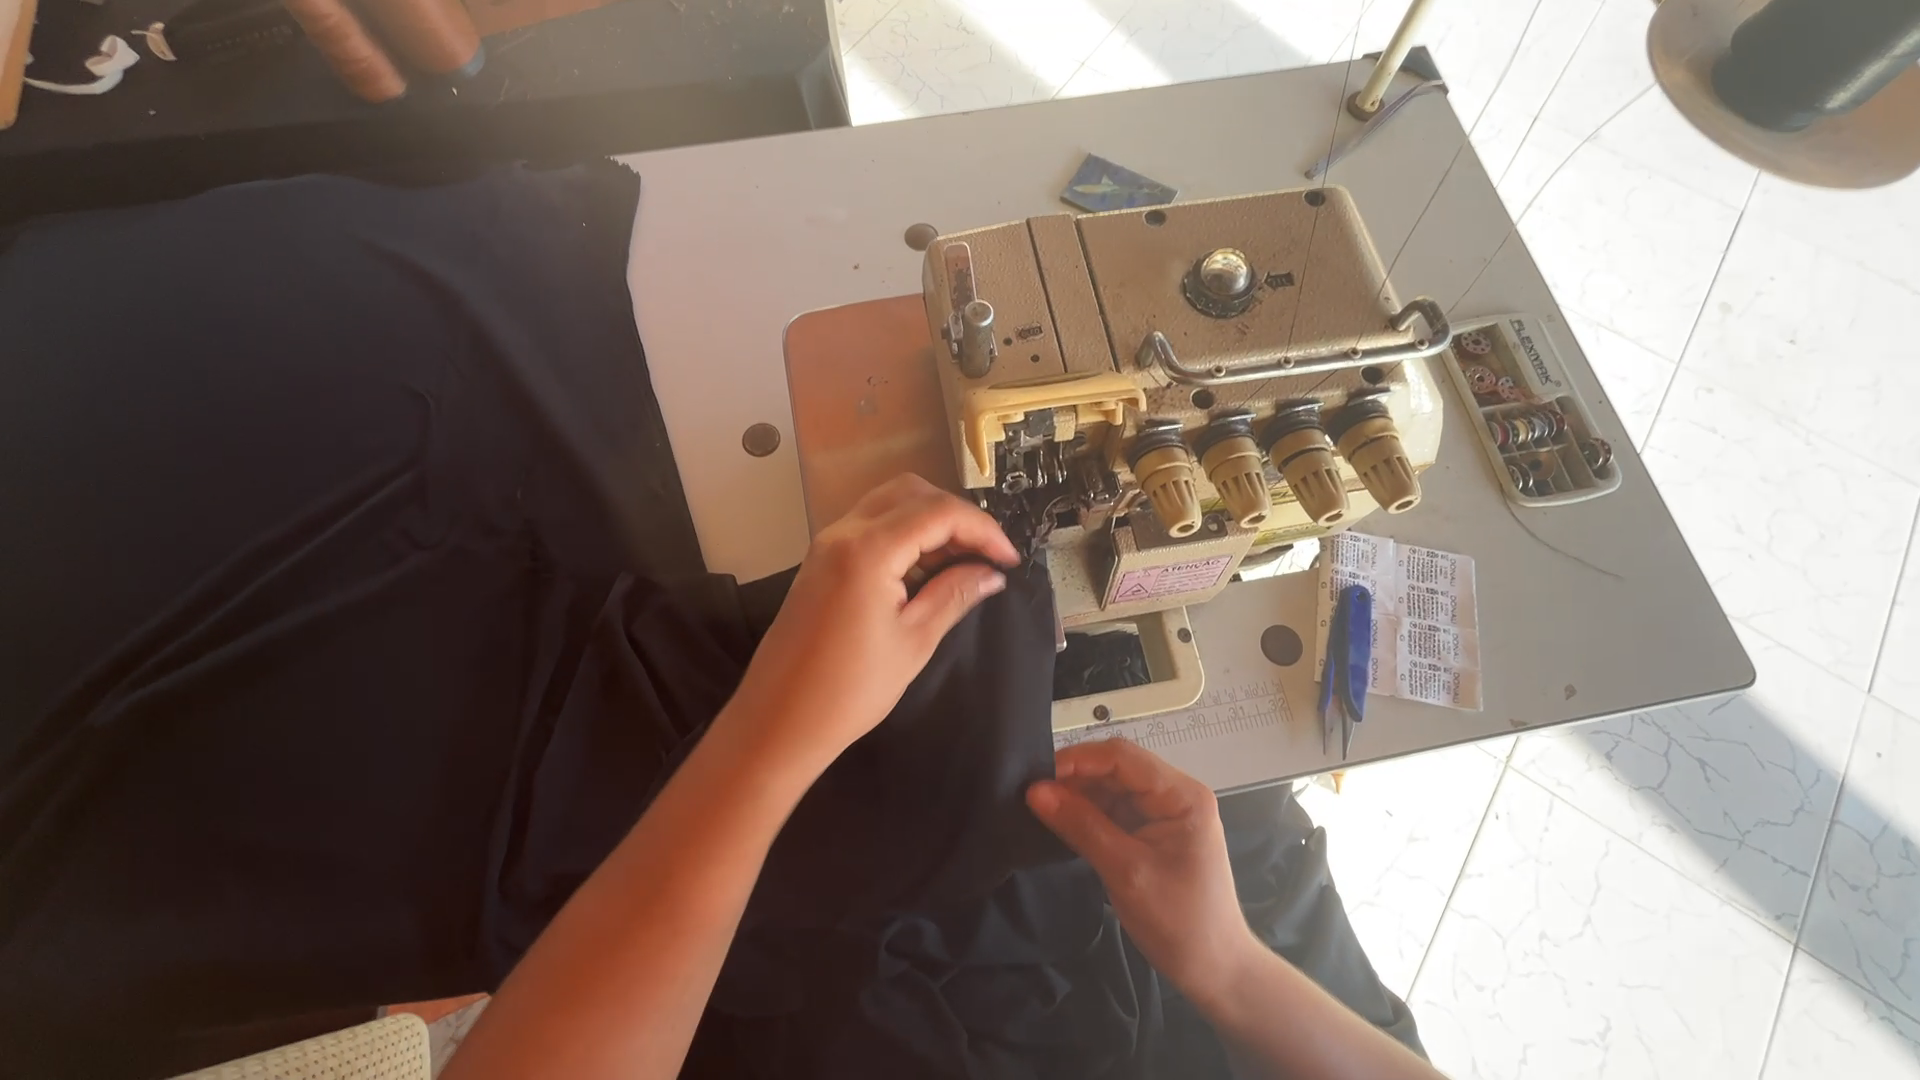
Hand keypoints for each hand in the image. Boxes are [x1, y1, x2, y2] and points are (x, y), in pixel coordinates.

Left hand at [724, 473, 1019, 772]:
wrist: (778, 722)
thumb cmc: (850, 690)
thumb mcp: (914, 641)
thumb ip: (954, 595)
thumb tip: (992, 573)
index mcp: (868, 550)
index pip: (939, 512)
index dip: (982, 529)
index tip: (1009, 560)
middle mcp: (843, 533)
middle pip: (912, 492)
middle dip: (955, 515)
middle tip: (984, 555)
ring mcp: (827, 545)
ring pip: (888, 503)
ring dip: (929, 521)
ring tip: (959, 563)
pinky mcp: (820, 561)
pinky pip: (869, 526)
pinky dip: (903, 534)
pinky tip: (923, 570)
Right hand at [1025, 739, 1259, 1002]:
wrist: (1216, 972)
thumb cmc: (1179, 922)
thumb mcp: (1125, 872)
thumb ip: (1081, 826)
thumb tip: (1035, 791)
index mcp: (1182, 795)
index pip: (1122, 757)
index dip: (1078, 759)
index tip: (1037, 775)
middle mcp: (1174, 794)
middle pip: (1116, 769)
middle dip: (1074, 778)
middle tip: (1030, 792)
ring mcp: (1163, 813)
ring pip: (1110, 788)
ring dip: (1077, 796)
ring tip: (1038, 805)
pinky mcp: (1151, 832)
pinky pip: (1113, 810)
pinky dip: (1086, 814)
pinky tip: (1059, 821)